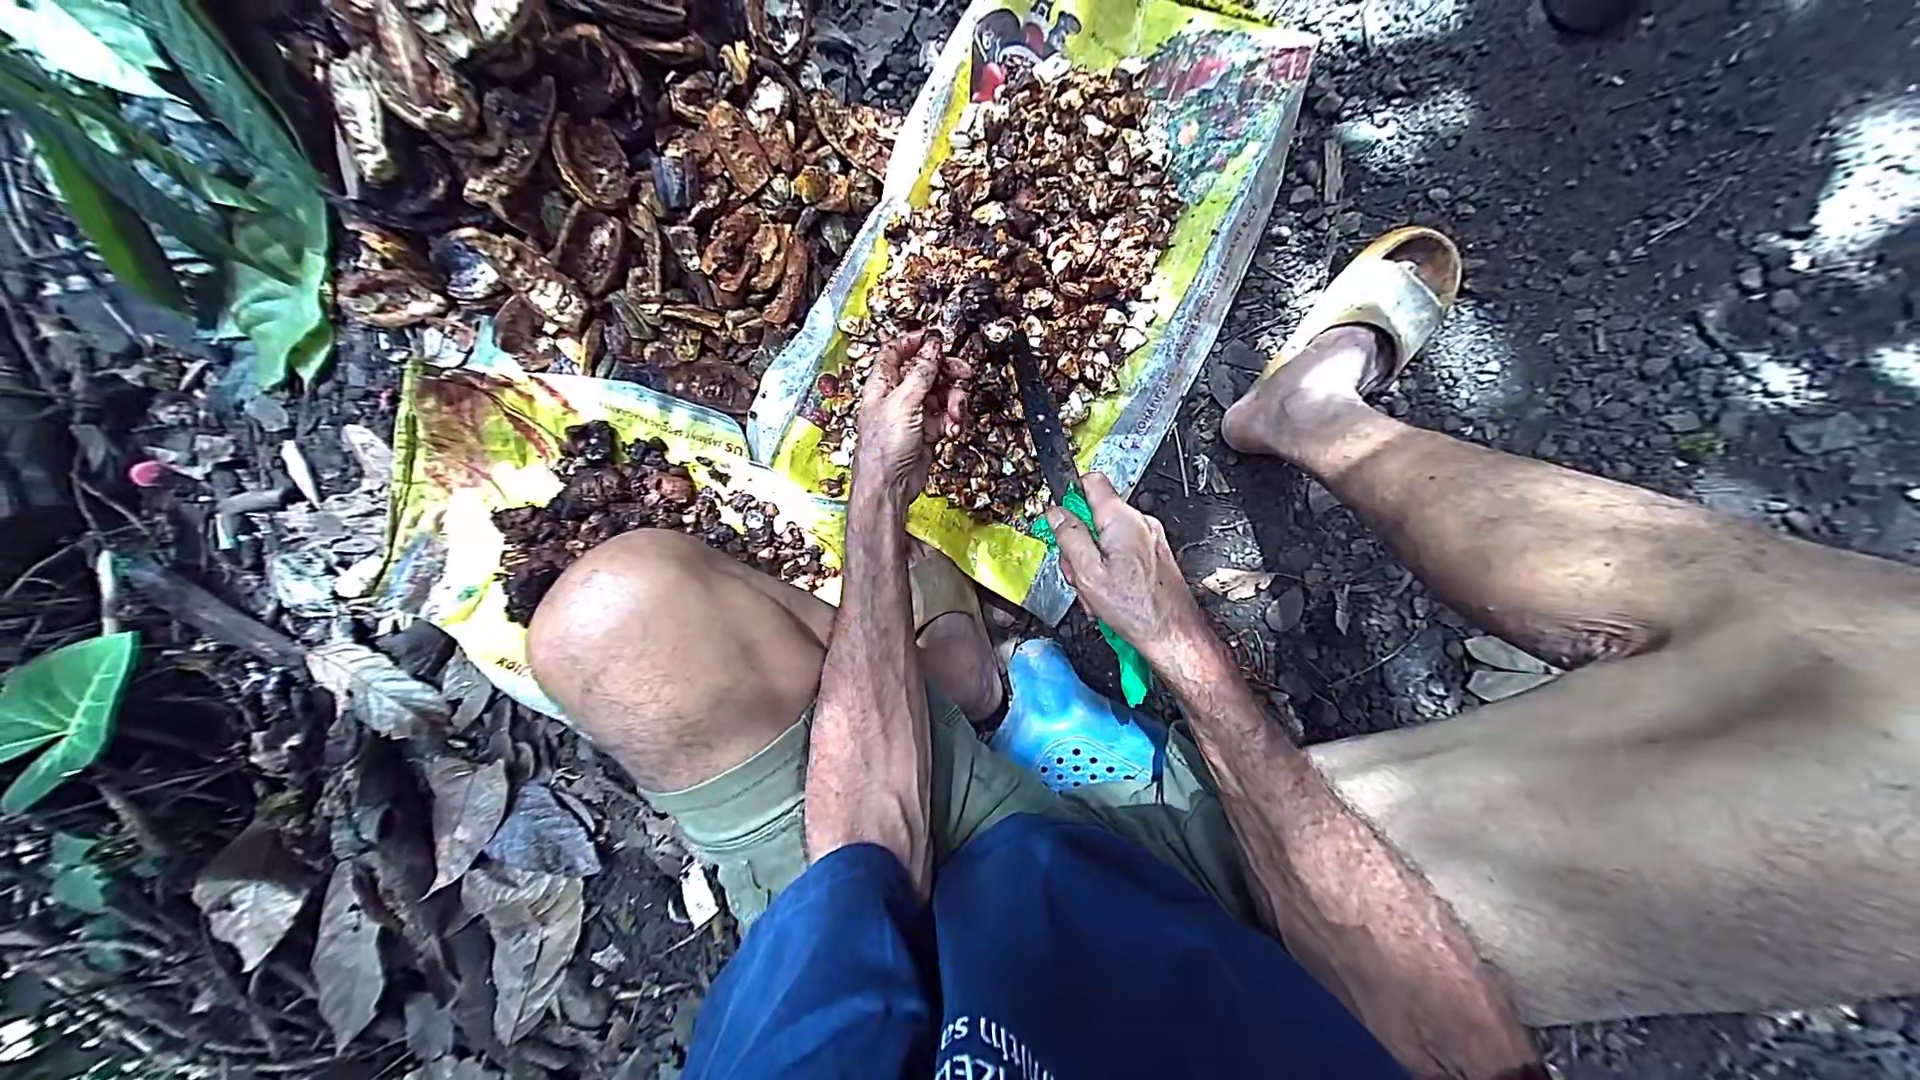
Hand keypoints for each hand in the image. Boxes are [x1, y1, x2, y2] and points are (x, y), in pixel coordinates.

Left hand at [854, 332, 964, 503]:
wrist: (889, 486)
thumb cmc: (883, 449)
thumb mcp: (903, 402)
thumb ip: (921, 372)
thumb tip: (932, 347)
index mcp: (883, 383)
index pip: (896, 351)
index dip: (916, 342)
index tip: (937, 338)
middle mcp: (898, 396)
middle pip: (927, 371)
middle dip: (947, 371)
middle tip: (963, 373)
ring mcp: (914, 414)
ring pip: (942, 395)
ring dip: (954, 401)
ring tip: (956, 413)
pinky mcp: (928, 432)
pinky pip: (947, 417)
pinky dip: (954, 421)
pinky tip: (952, 430)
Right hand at [1046, 473, 1206, 665]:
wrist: (1172, 633)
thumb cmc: (1137, 608)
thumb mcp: (1088, 573)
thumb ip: (1069, 537)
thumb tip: (1056, 513)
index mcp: (1121, 520)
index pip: (1092, 482)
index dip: (1070, 495)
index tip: (1059, 516)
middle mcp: (1139, 523)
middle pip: (1095, 517)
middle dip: (1079, 543)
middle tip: (1078, 570)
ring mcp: (1149, 538)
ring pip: (1107, 538)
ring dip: (1093, 562)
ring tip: (1096, 589)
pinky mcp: (1153, 554)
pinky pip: (1122, 552)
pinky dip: (1110, 569)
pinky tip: (1109, 592)